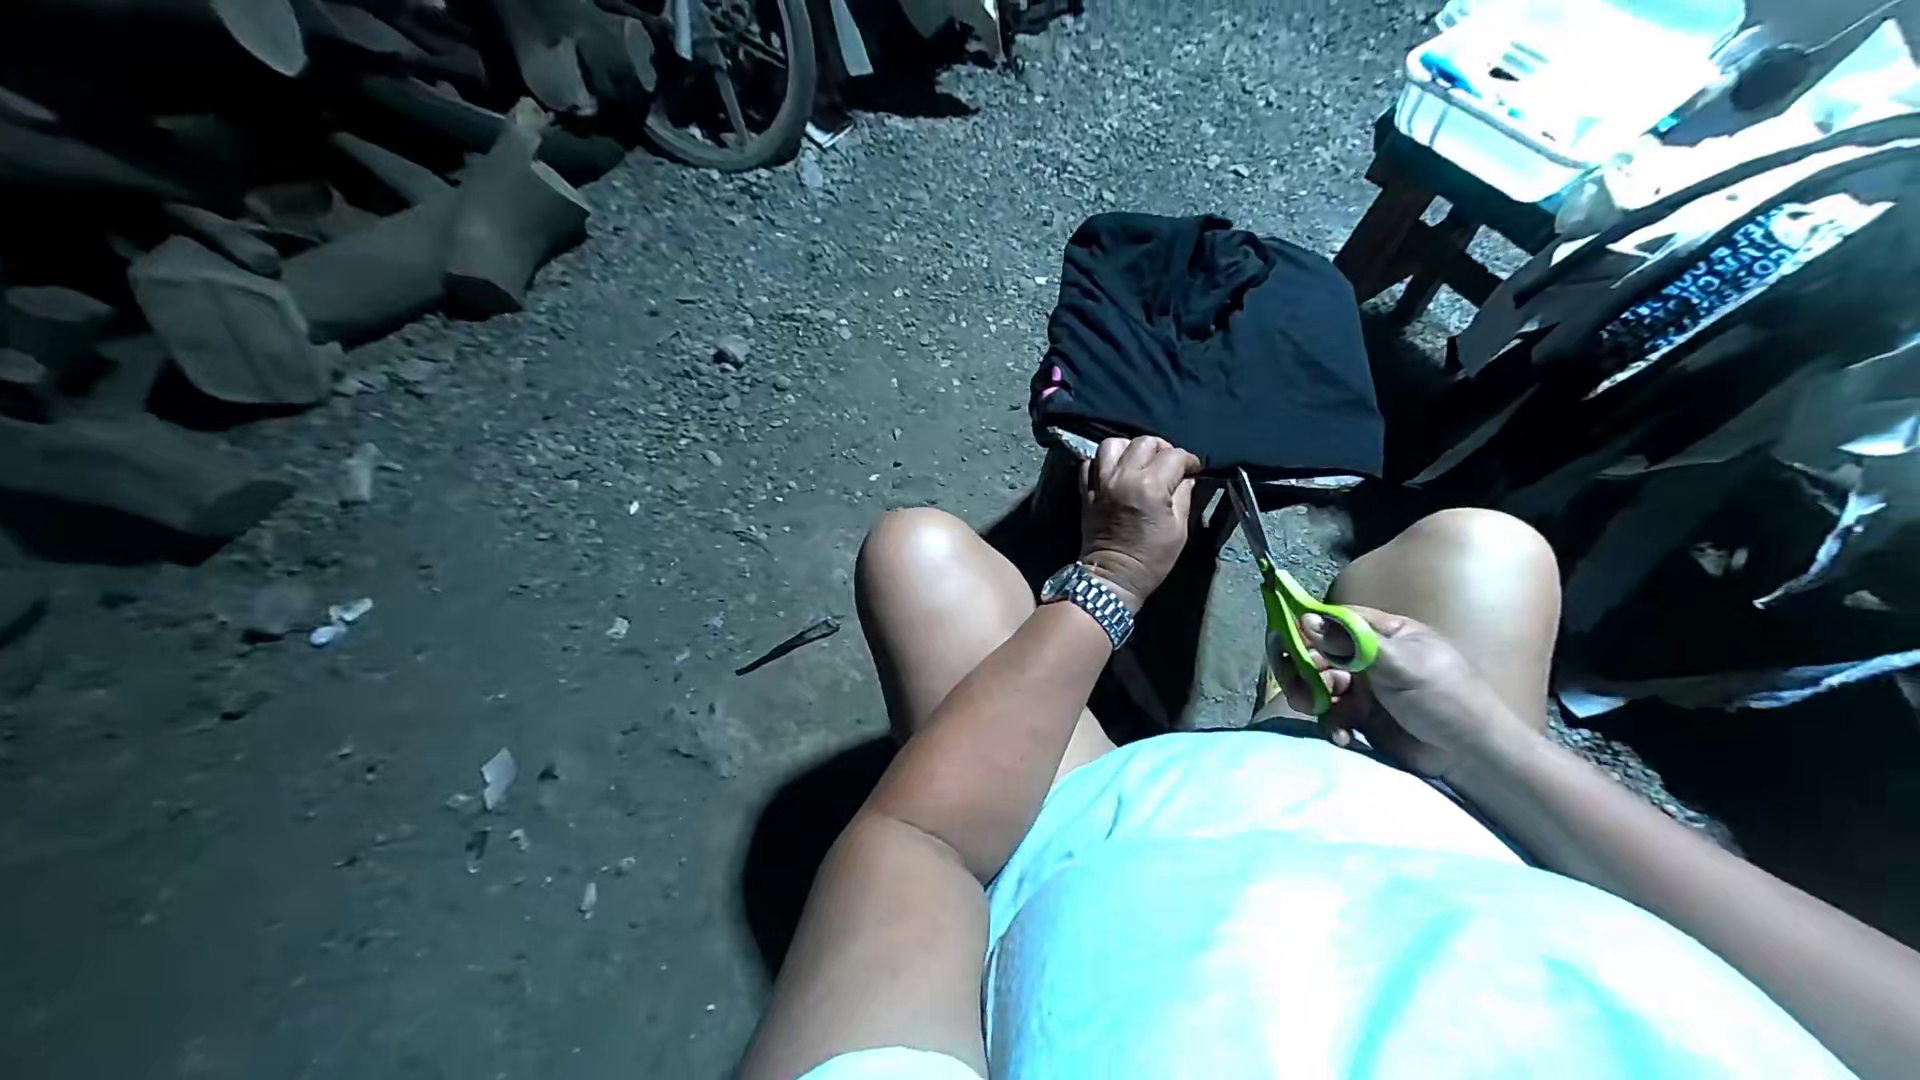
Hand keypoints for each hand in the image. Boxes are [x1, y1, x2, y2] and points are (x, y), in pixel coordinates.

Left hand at [1079, 436, 1201, 609]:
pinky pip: (1090, 462)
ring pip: (1113, 444)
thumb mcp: (1179, 529)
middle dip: (1162, 449)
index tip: (1193, 469)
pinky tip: (1116, 472)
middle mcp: (1123, 477)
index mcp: (1150, 486)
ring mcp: (1101, 482)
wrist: (1113, 576)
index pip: (1174, 456)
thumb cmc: (1151, 558)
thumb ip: (1184, 495)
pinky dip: (1103, 461)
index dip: (1189, 460)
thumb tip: (1187, 476)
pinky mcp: (1086, 491)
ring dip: (1130, 448)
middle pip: (1144, 442)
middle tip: (1169, 464)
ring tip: (1140, 462)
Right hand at [1300, 607, 1531, 778]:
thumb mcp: (1403, 665)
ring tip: (1313, 709)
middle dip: (1300, 667)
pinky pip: (1329, 713)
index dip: (1304, 627)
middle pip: (1315, 651)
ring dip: (1309, 695)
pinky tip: (1343, 736)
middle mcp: (1367, 656)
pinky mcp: (1359, 716)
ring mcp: (1361, 686)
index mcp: (1381, 633)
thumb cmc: (1448, 699)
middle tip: (1293, 684)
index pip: (1331, 620)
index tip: (1284, 640)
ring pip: (1316, 683)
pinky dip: (1330, 723)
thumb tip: (1306, 620)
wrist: (1473, 758)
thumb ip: (1354, 643)